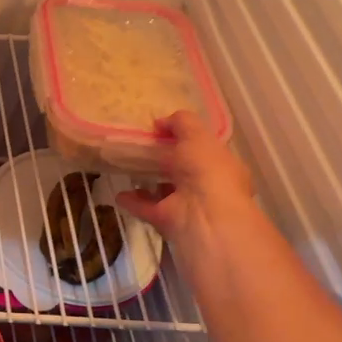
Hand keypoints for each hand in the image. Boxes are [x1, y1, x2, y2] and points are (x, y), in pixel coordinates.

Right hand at [115, 110, 255, 247]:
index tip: (163, 131)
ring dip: (149, 182)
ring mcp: (187, 205)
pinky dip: (133, 200)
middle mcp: (207, 187)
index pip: (205, 150)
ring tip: (128, 167)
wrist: (203, 215)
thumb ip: (181, 123)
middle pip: (184, 171)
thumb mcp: (197, 135)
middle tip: (142, 146)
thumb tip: (161, 122)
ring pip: (166, 190)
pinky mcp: (166, 219)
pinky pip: (146, 207)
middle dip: (167, 160)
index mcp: (222, 166)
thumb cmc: (207, 170)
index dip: (187, 139)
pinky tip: (120, 192)